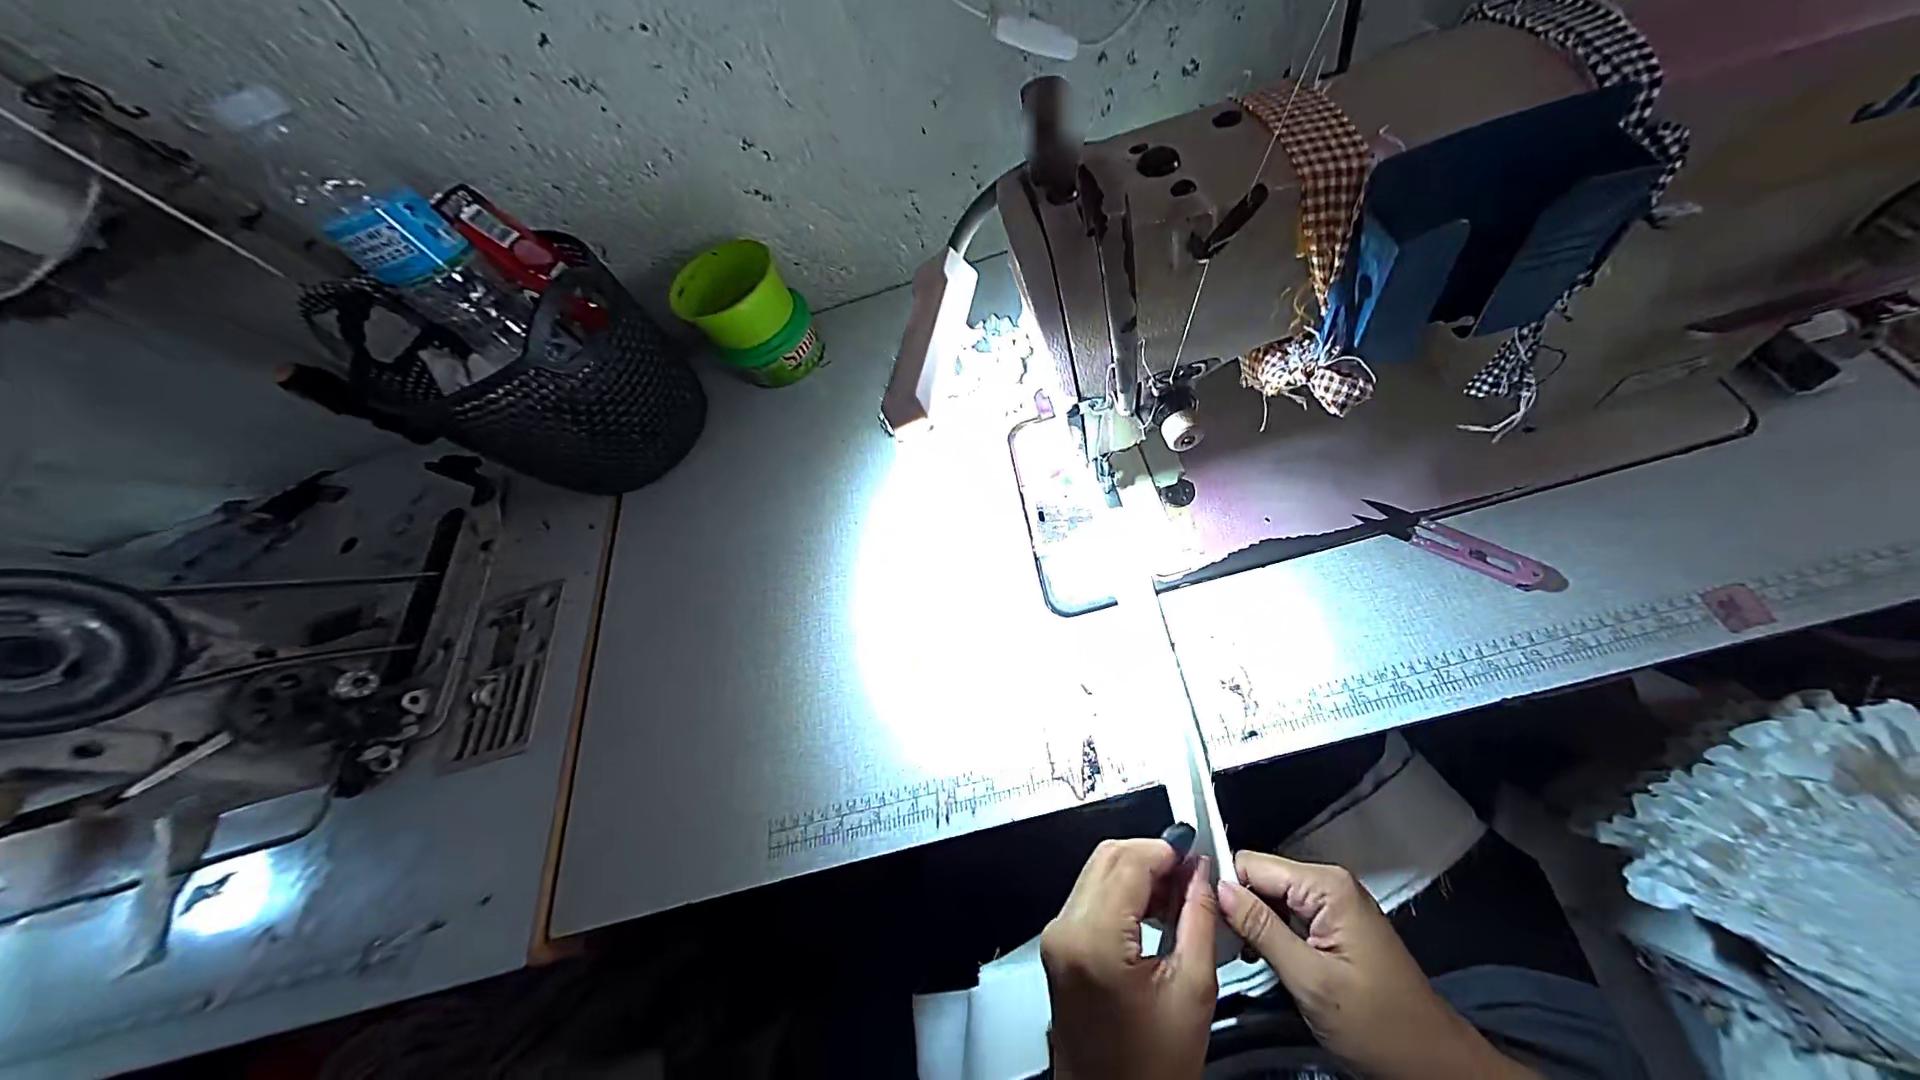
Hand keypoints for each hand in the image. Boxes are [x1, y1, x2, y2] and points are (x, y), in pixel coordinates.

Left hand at [1041, 838, 1219, 1079]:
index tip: (1195, 854)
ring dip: (1137, 872)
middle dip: (1151, 857)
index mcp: (1093, 940)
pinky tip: (1152, 911)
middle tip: (1190, 874)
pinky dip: (1122, 891)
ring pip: (1097, 871)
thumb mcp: (1192, 992)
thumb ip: (1198, 919)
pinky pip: (1090, 895)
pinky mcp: (1059, 943)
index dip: (1165, 850)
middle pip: (1107, 857)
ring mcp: (1057, 935)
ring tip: (1177, 896)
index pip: (1127, 861)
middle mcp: (1065, 929)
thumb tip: (1200, 874)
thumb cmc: (1149, 1069)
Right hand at [1219, 852, 1538, 1079]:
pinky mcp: (1334, 922)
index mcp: (1327, 885)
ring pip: (1269, 895)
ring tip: (1246, 954)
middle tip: (1228, 944)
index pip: (1250, 863)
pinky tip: (1265, 956)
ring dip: (1253, 922)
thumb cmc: (1382, 1028)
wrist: (1437, 1068)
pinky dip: (1270, 931)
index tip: (1208, 917)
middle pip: (1259, 876)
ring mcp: (1334, 902)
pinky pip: (1287, 911)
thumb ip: (1261, 928)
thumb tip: (1219, 889)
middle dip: (1239, 906)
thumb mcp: (1311, 981)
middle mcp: (1330, 883)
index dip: (1225, 887)